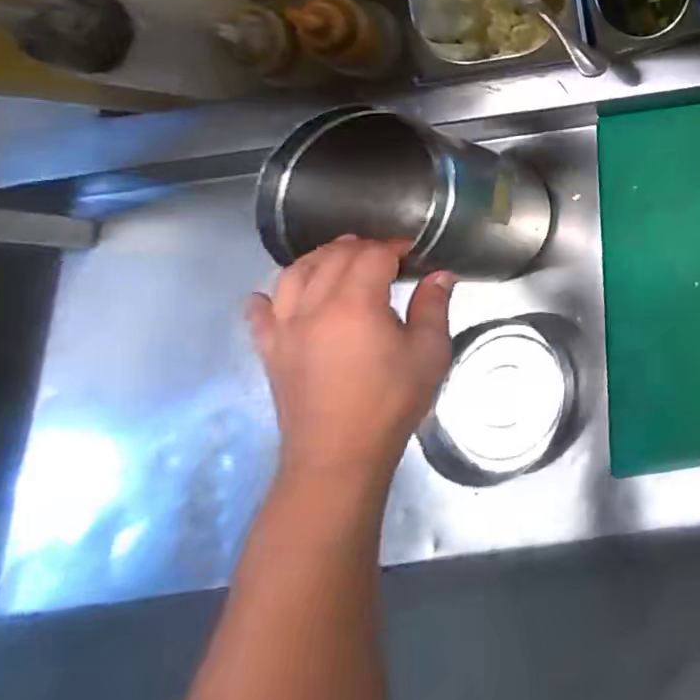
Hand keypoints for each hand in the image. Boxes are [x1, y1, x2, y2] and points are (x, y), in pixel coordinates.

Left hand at [246, 236, 455, 485]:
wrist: (341, 451)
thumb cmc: (393, 398)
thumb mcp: (430, 350)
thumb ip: (432, 307)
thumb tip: (440, 276)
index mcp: (354, 304)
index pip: (370, 256)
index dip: (393, 247)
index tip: (414, 250)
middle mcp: (312, 308)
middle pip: (329, 259)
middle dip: (358, 248)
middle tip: (384, 252)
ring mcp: (284, 329)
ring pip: (291, 276)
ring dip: (316, 260)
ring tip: (338, 259)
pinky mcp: (270, 351)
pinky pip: (260, 314)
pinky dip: (268, 296)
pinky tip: (274, 295)